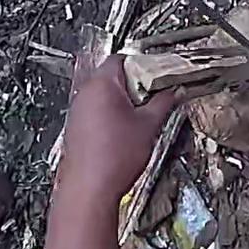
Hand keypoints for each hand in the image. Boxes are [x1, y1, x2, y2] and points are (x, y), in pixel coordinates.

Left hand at [57, 54, 178, 201]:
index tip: (157, 75)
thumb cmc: (113, 158)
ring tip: (141, 115)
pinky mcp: (76, 127)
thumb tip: (172, 92)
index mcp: (102, 85)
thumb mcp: (148, 125)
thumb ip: (163, 103)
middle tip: (153, 96)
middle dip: (135, 84)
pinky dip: (111, 114)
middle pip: (112, 75)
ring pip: (104, 94)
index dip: (142, 64)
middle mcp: (85, 94)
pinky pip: (96, 110)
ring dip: (123, 100)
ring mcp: (78, 110)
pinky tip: (125, 130)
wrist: (89, 190)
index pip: (121, 59)